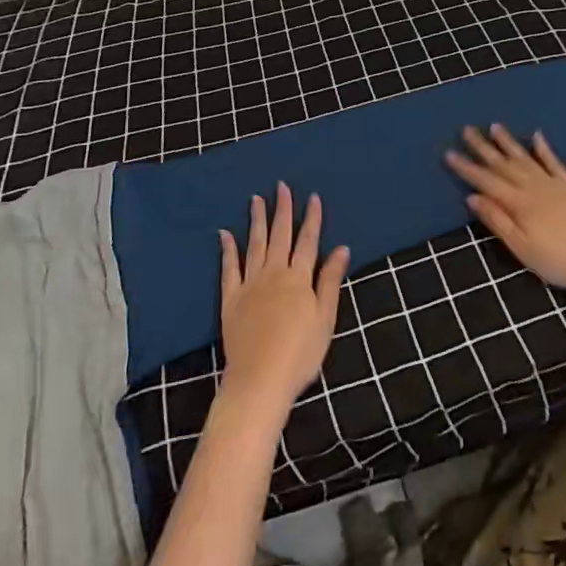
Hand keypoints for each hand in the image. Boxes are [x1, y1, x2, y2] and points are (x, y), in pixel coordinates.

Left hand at [218, 183, 349, 413]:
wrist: (260, 379)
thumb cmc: (301, 353)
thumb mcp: (325, 318)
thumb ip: (330, 281)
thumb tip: (341, 249)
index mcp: (299, 278)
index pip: (308, 241)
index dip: (312, 218)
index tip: (313, 197)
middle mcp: (273, 274)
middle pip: (280, 236)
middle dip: (282, 210)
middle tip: (281, 186)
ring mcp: (249, 285)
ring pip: (254, 244)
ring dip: (256, 221)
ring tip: (256, 199)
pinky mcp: (230, 299)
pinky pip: (228, 268)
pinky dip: (227, 249)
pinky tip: (224, 234)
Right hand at [446, 125, 565, 295]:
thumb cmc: (556, 262)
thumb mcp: (521, 248)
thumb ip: (497, 220)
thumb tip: (473, 197)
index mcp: (519, 203)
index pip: (486, 181)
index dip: (466, 167)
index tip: (449, 153)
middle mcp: (534, 187)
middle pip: (503, 164)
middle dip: (483, 148)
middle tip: (466, 130)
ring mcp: (554, 185)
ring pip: (526, 158)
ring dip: (509, 142)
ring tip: (494, 126)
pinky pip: (554, 163)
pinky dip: (544, 149)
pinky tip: (537, 136)